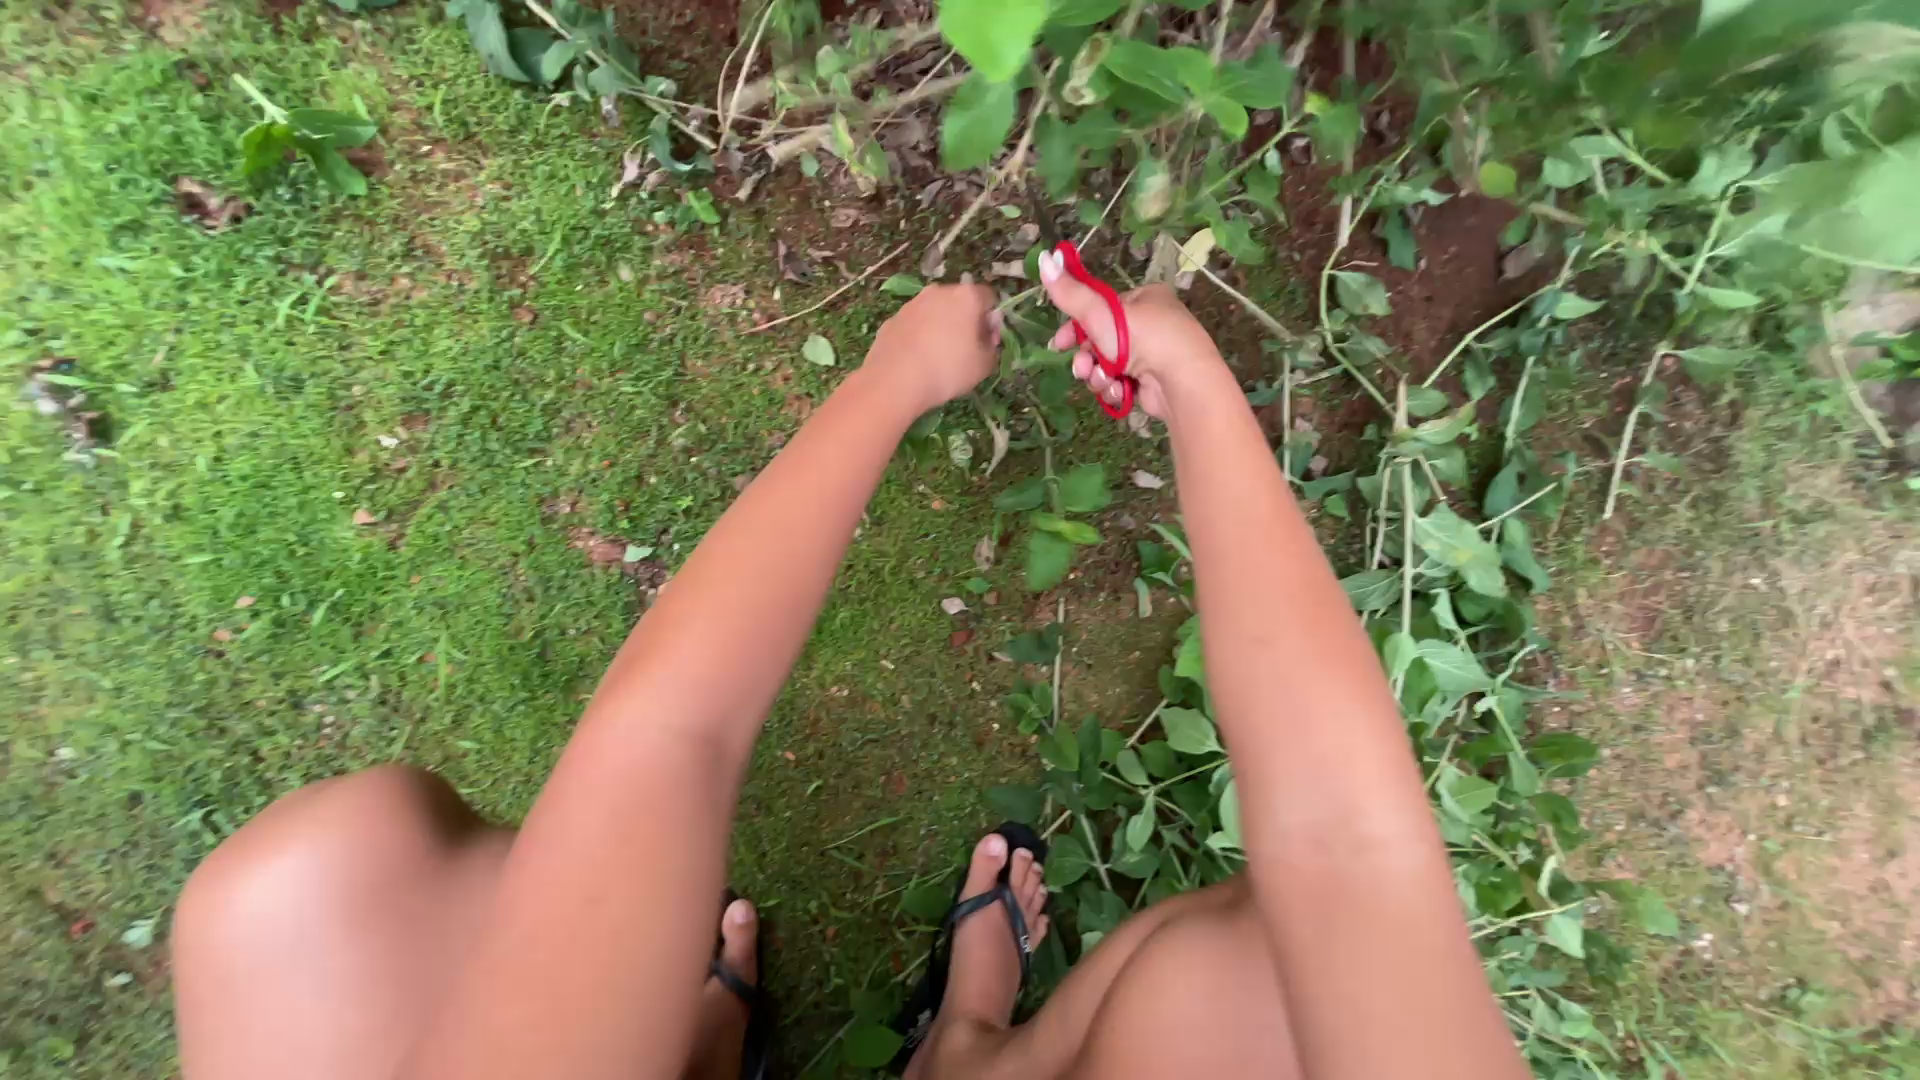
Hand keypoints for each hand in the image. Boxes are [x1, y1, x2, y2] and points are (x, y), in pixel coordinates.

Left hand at [864, 283, 1001, 411]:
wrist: (895, 381)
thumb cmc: (948, 370)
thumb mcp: (984, 365)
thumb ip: (992, 347)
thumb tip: (986, 338)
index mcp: (966, 296)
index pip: (989, 298)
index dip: (992, 320)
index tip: (988, 342)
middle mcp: (938, 292)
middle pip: (960, 302)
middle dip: (966, 321)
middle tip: (965, 351)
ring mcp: (912, 304)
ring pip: (934, 312)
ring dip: (941, 328)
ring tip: (938, 358)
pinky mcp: (892, 319)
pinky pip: (914, 325)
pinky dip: (919, 337)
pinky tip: (917, 361)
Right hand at [1038, 250, 1227, 421]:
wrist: (1180, 381)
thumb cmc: (1142, 338)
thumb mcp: (1100, 312)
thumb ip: (1069, 292)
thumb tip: (1043, 257)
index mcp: (1144, 298)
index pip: (1100, 310)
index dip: (1074, 328)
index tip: (1058, 345)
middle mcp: (1150, 324)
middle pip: (1100, 341)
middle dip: (1086, 358)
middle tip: (1081, 369)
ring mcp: (1152, 355)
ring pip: (1107, 365)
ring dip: (1098, 375)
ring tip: (1103, 380)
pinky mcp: (1151, 382)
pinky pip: (1121, 383)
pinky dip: (1114, 388)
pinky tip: (1119, 391)